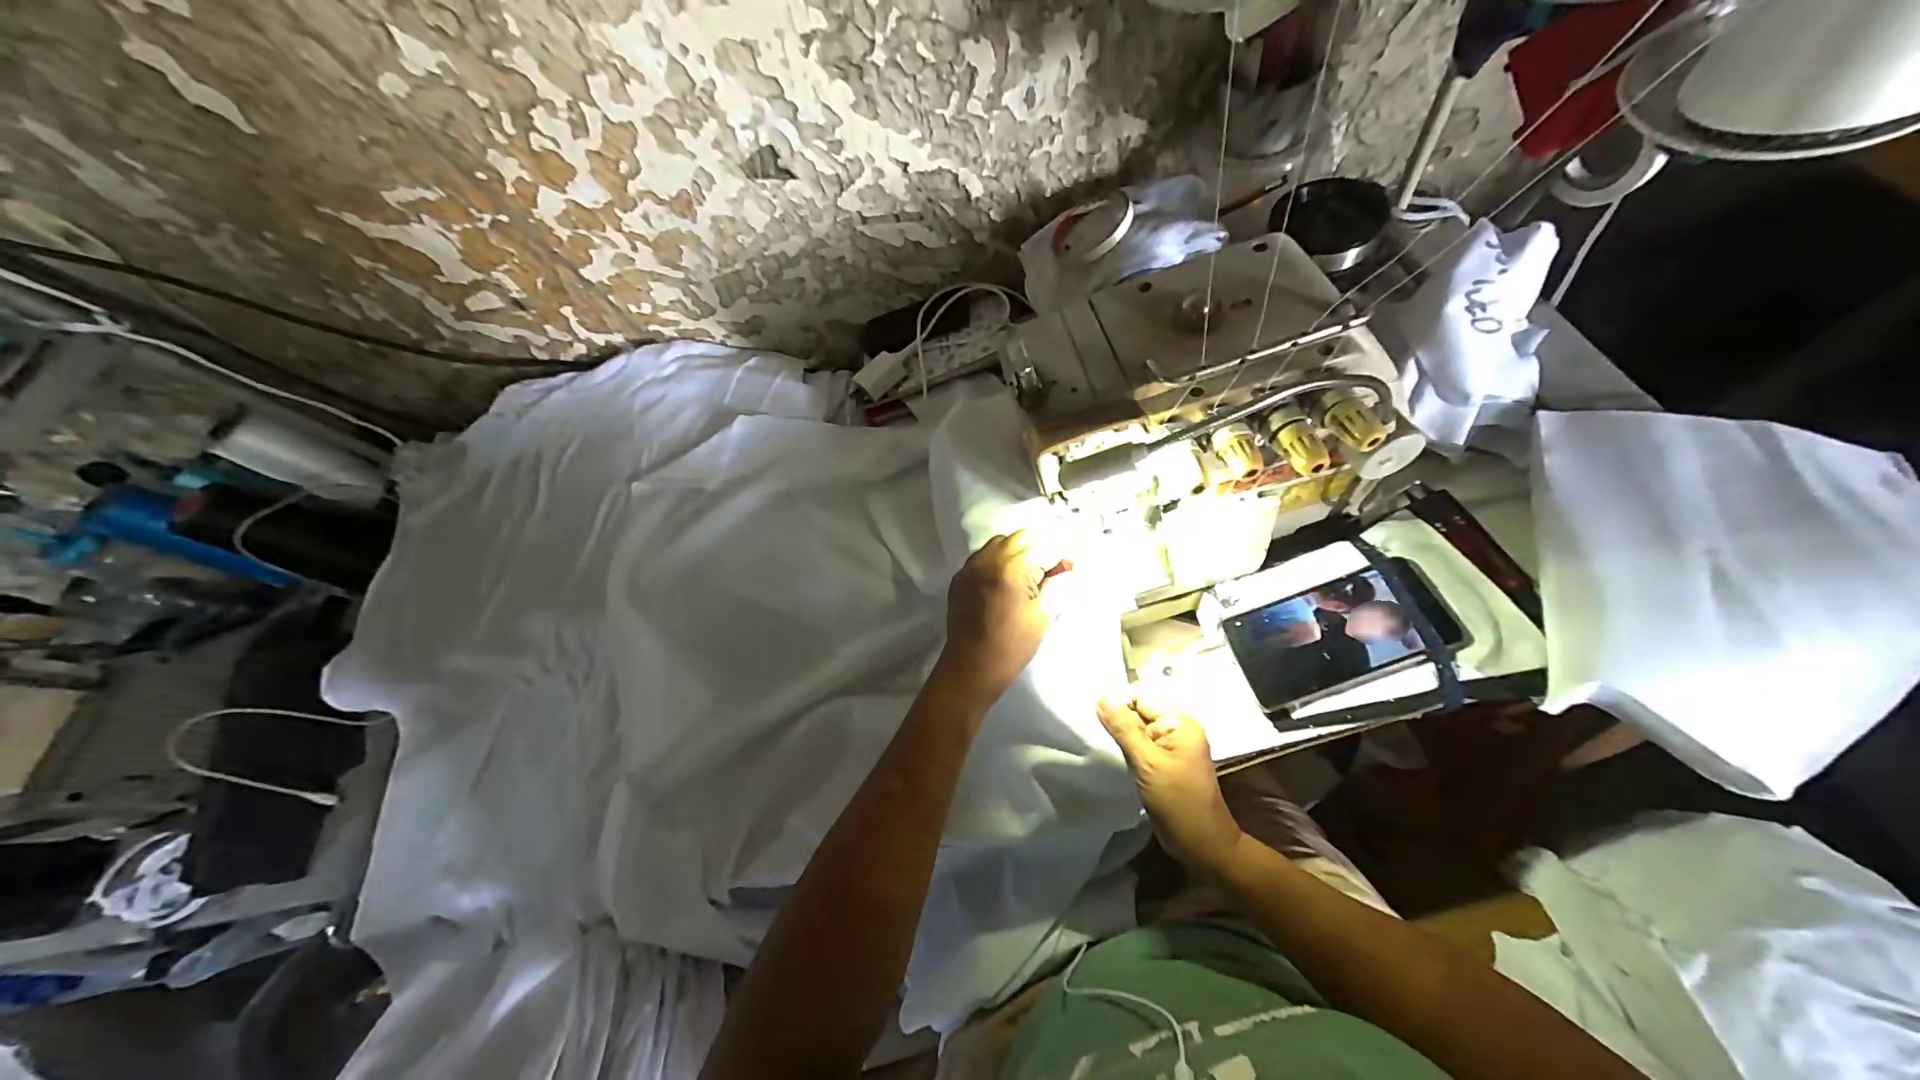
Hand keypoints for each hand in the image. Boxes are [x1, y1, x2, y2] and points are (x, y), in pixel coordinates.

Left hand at [940, 531, 1070, 697]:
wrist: (972, 666)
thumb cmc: (1013, 645)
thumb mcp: (1044, 614)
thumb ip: (1057, 583)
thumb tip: (1066, 564)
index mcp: (1010, 568)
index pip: (1041, 544)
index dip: (1056, 555)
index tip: (1065, 567)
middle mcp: (987, 560)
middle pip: (1018, 538)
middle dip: (1035, 550)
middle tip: (1046, 573)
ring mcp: (969, 568)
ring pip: (998, 544)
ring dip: (1014, 553)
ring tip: (1025, 577)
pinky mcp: (959, 578)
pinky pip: (982, 558)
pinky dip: (996, 562)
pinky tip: (1004, 583)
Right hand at [1096, 697, 1243, 869]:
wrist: (1200, 843)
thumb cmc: (1177, 800)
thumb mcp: (1147, 762)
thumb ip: (1124, 728)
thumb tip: (1102, 697)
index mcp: (1179, 723)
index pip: (1141, 698)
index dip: (1118, 705)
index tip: (1094, 719)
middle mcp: (1177, 731)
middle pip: (1138, 713)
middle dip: (1117, 722)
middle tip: (1091, 733)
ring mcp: (1171, 750)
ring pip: (1137, 733)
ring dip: (1119, 739)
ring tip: (1098, 746)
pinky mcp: (1163, 766)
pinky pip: (1140, 749)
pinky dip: (1126, 752)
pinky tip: (1111, 759)